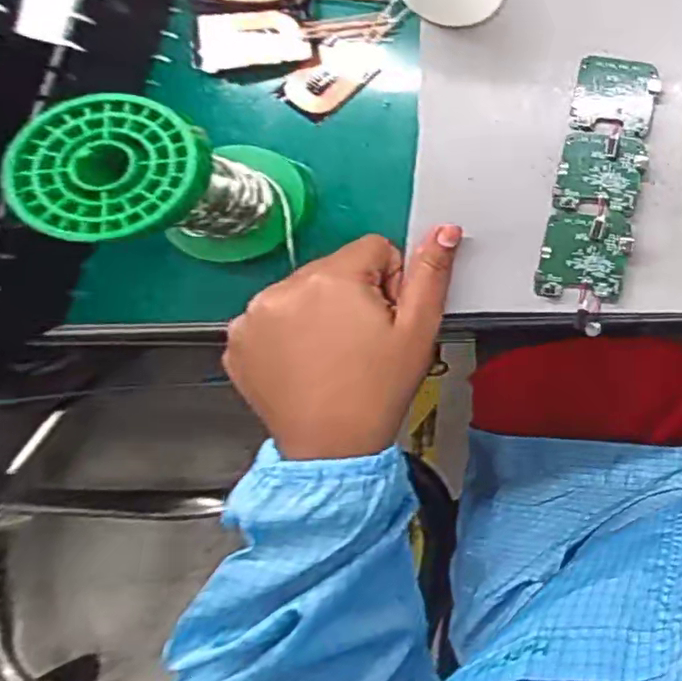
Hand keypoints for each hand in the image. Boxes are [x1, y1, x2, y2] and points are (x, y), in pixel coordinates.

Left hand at [224, 227, 461, 459]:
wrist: (332, 448)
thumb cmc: (377, 390)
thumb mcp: (419, 328)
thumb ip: (431, 272)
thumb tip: (443, 233)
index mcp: (332, 279)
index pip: (375, 247)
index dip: (393, 281)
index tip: (388, 316)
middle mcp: (283, 289)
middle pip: (339, 267)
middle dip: (357, 294)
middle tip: (366, 338)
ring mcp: (253, 316)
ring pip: (307, 290)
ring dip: (324, 310)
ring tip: (339, 351)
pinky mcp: (238, 340)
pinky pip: (276, 315)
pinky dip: (294, 331)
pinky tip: (311, 360)